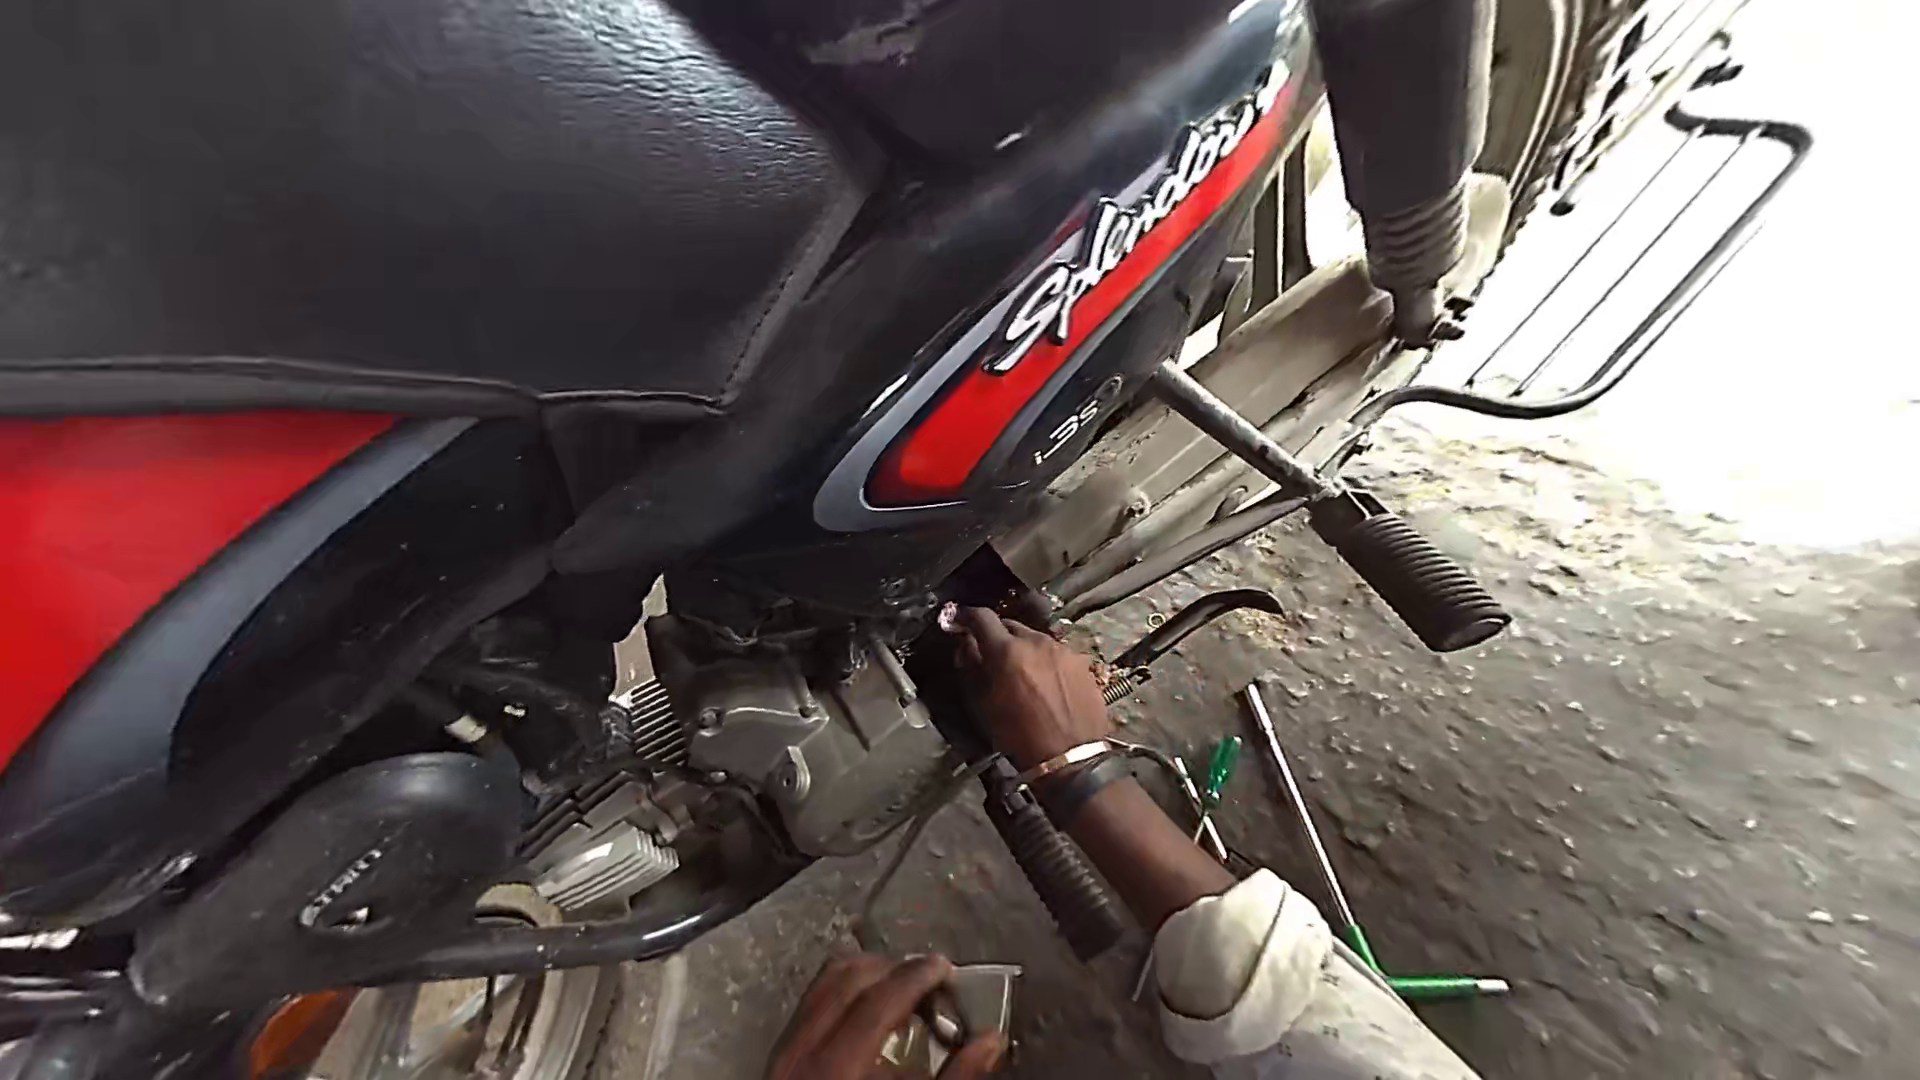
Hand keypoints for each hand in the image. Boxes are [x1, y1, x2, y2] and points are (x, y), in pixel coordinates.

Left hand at [766, 953, 1004, 1079]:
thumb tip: (991, 1041)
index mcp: (835, 1070)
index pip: (879, 1000)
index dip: (916, 976)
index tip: (944, 968)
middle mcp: (801, 1052)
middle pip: (852, 978)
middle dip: (895, 968)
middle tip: (929, 978)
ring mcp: (783, 1051)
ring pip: (828, 979)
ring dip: (869, 971)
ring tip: (901, 985)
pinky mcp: (778, 1054)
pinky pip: (812, 997)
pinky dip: (844, 986)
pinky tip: (867, 1005)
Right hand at [952, 607, 1111, 769]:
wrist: (1071, 758)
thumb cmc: (1021, 737)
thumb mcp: (984, 706)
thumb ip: (971, 668)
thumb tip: (966, 645)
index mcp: (1007, 651)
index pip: (982, 617)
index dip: (966, 615)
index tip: (960, 619)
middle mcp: (1036, 642)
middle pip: (1010, 626)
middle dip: (998, 637)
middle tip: (992, 657)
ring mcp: (1062, 650)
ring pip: (1034, 640)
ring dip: (1024, 650)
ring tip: (1022, 677)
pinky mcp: (1081, 662)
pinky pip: (1056, 654)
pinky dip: (1045, 662)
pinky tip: (1046, 685)